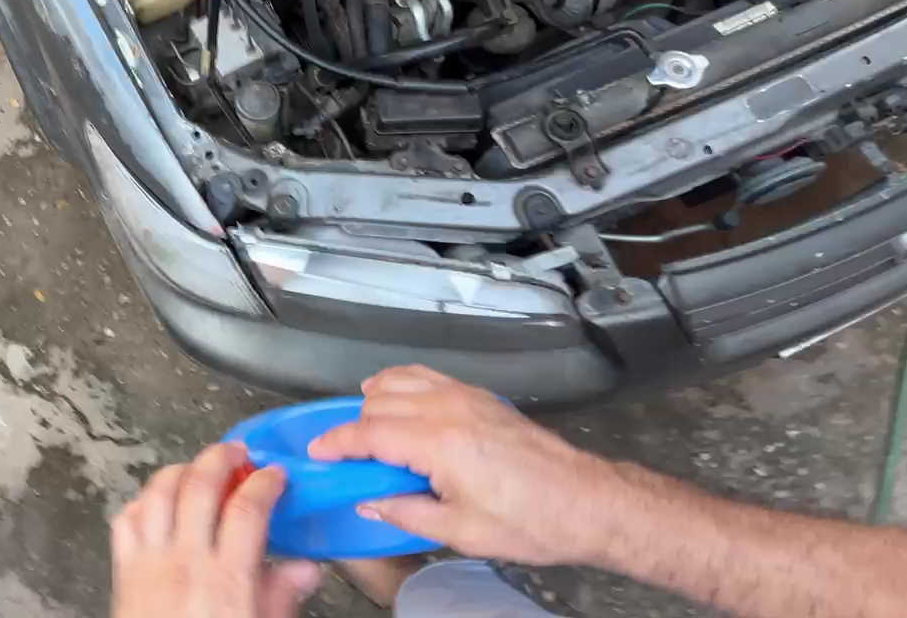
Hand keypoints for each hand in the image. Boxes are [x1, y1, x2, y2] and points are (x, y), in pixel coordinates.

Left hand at [112, 442, 324, 617]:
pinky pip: (127, 518)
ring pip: (158, 490)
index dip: (264, 483)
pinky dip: (143, 501)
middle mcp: (184, 561)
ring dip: (180, 470)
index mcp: (225, 581)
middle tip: (238, 453)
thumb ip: (279, 600)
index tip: (276, 474)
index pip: (247, 510)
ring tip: (198, 468)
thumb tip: (307, 567)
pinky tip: (158, 504)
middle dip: (221, 457)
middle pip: (199, 484)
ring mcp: (148, 562)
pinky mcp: (122, 572)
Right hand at [307, 366, 631, 566]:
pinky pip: (421, 373)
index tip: (317, 452)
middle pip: (377, 404)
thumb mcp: (464, 532)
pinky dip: (397, 380)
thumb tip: (368, 501)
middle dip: (353, 427)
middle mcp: (445, 409)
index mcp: (439, 444)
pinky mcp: (474, 393)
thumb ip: (407, 513)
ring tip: (364, 424)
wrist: (589, 501)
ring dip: (372, 399)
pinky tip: (392, 393)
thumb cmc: (533, 522)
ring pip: (395, 380)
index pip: (370, 434)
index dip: (337, 443)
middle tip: (346, 454)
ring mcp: (460, 395)